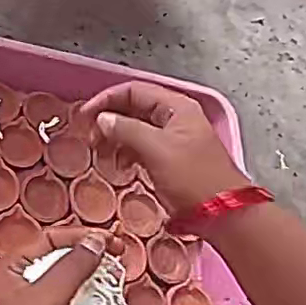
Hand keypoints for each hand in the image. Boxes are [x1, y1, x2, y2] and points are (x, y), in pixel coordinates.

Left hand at [0, 227, 122, 304]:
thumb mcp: (48, 298)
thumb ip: (73, 266)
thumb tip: (95, 242)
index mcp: (11, 271)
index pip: (48, 240)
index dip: (80, 237)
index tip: (110, 240)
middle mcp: (21, 287)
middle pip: (60, 262)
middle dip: (89, 260)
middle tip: (118, 259)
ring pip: (70, 288)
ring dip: (93, 285)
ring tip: (116, 284)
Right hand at [79, 82, 248, 218]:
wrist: (220, 213)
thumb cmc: (194, 178)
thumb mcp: (157, 149)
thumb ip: (126, 129)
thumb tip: (102, 119)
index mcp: (176, 107)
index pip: (133, 91)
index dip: (106, 100)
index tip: (85, 116)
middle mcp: (174, 118)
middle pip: (132, 108)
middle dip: (108, 120)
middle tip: (90, 137)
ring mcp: (171, 138)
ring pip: (134, 129)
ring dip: (114, 138)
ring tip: (100, 153)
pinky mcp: (168, 158)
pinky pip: (139, 147)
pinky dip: (125, 153)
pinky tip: (119, 165)